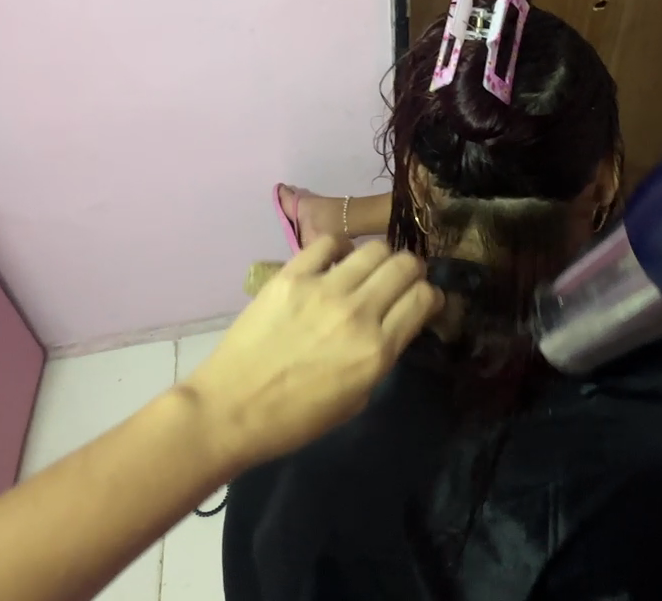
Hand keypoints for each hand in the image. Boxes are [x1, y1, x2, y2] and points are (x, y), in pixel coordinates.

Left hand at [182, 235, 442, 468]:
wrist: (230, 411)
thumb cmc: (295, 419)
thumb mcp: (356, 398)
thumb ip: (382, 355)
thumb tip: (394, 323)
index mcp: (376, 350)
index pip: (423, 298)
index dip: (431, 296)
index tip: (424, 300)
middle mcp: (357, 313)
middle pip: (406, 266)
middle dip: (412, 272)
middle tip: (401, 281)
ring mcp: (323, 289)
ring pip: (375, 248)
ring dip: (381, 258)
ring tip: (368, 270)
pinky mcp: (291, 276)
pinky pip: (329, 242)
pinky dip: (341, 247)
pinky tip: (336, 261)